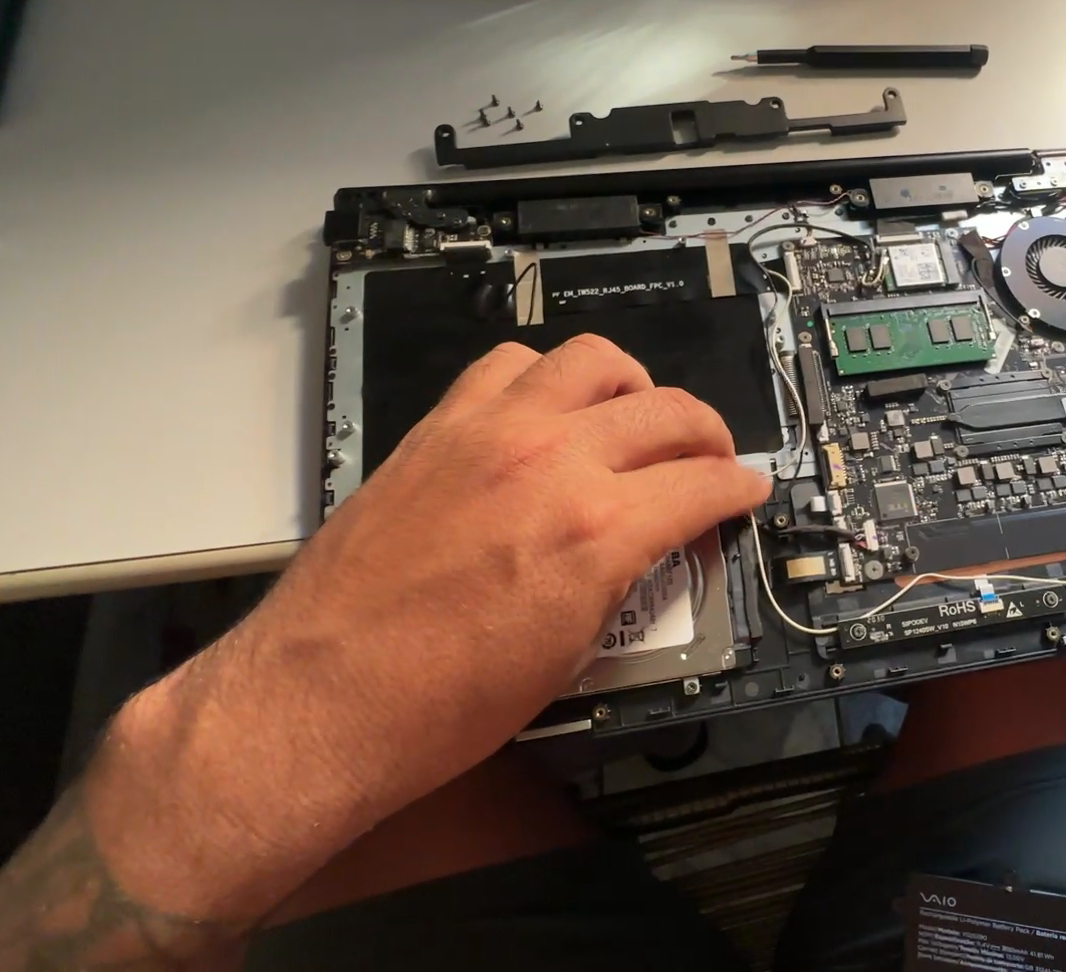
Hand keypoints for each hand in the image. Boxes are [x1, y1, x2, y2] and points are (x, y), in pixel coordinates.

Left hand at [92, 336, 769, 925]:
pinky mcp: (441, 427)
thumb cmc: (447, 705)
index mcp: (600, 531)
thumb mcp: (574, 652)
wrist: (318, 704)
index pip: (706, 485)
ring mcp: (494, 432)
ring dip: (635, 386)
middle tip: (712, 458)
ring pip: (596, 360)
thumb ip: (629, 574)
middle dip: (710, 434)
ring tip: (636, 417)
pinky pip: (511, 365)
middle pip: (669, 411)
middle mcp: (555, 461)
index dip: (741, 488)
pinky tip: (551, 412)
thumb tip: (655, 540)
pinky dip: (549, 378)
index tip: (748, 490)